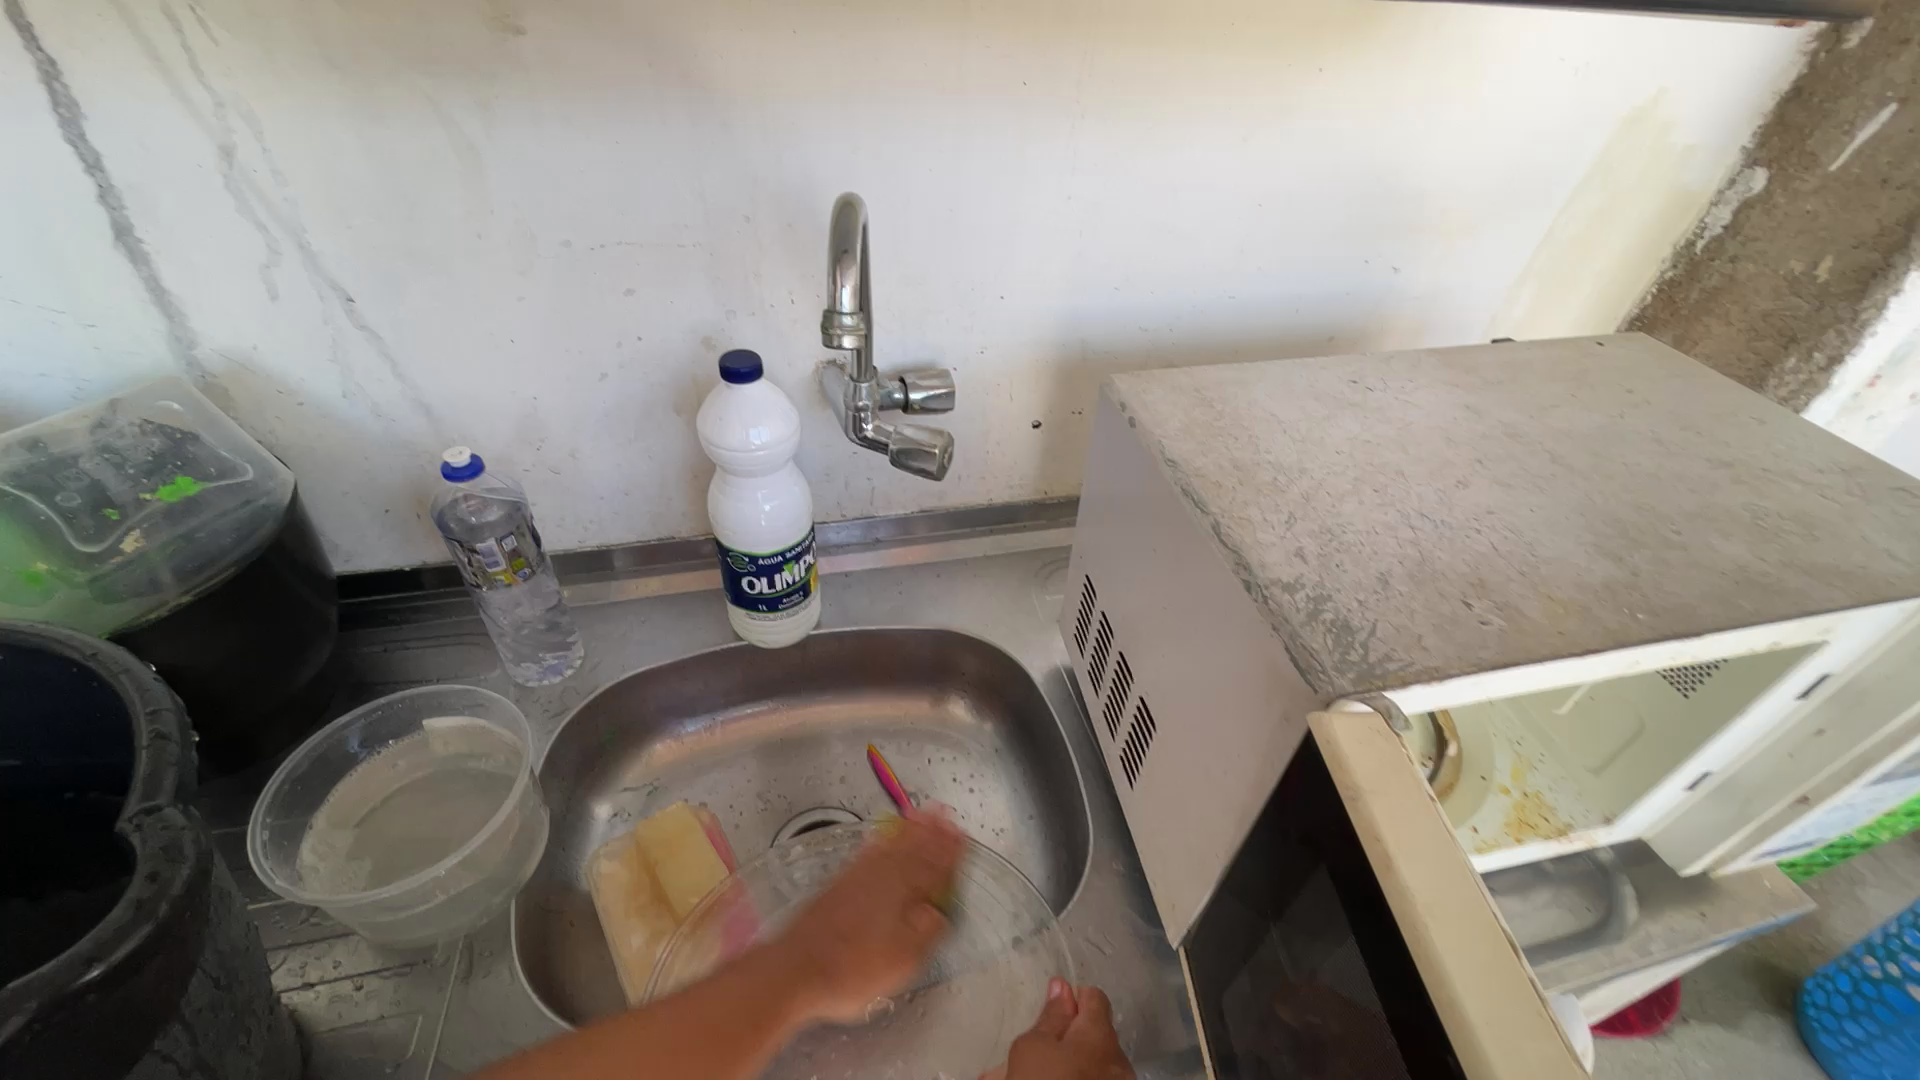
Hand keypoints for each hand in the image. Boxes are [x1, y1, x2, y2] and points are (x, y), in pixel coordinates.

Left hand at [767, 812, 965, 1023]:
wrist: (797, 969)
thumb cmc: (854, 969)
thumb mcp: (902, 960)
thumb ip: (926, 933)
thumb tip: (940, 914)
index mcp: (902, 892)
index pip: (933, 868)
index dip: (949, 853)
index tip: (962, 837)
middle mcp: (882, 877)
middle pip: (914, 849)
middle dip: (932, 832)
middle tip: (945, 814)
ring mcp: (858, 876)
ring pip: (892, 845)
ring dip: (909, 830)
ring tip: (921, 814)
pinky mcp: (840, 882)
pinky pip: (868, 851)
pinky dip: (880, 840)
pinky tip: (882, 837)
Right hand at [983, 980, 1134, 1079]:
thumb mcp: (1031, 1048)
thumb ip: (1050, 1016)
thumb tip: (1062, 987)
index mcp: (1101, 1036)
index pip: (1094, 997)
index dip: (1071, 1000)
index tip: (1050, 1015)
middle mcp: (1119, 1062)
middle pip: (1093, 1036)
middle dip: (1065, 1039)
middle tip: (1035, 1052)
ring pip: (1092, 1066)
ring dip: (1067, 1065)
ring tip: (1037, 1075)